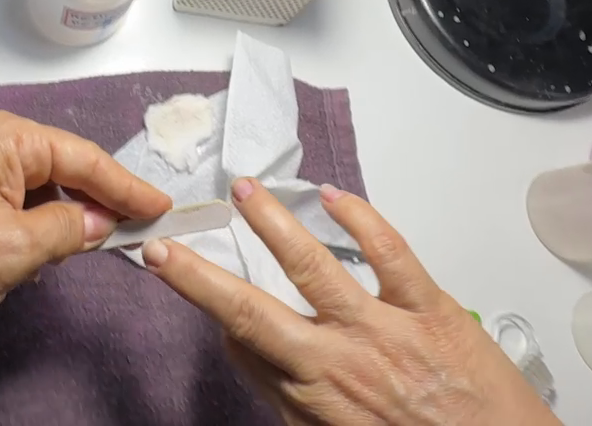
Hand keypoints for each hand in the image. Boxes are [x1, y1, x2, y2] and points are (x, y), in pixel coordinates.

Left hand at [0, 111, 171, 334]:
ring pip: (40, 188)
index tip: (162, 207)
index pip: (85, 158)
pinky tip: (46, 251)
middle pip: (64, 167)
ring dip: (66, 216)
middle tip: (138, 230)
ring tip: (94, 245)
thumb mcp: (11, 249)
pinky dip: (37, 225)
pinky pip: (15, 202)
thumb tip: (102, 222)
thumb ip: (67, 230)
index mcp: (8, 138)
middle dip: (98, 200)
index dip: (128, 186)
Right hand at [144, 179, 558, 425]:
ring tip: (243, 190)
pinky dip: (359, 218)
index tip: (175, 270)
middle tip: (162, 243)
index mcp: (314, 401)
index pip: (242, 344)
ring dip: (271, 225)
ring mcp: (383, 331)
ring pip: (313, 268)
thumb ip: (291, 398)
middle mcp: (338, 363)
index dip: (207, 306)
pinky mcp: (430, 310)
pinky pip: (390, 254)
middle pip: (251, 311)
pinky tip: (332, 195)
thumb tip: (244, 348)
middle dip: (200, 277)